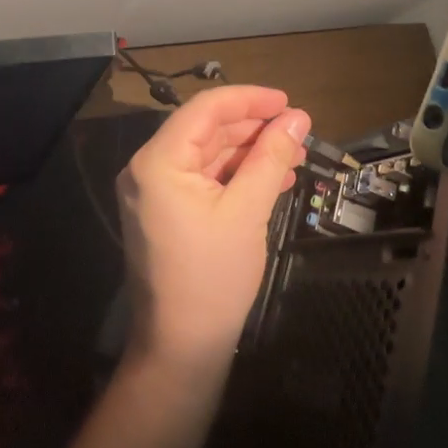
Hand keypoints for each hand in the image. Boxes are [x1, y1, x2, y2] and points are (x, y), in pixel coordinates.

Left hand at [117, 85, 309, 364]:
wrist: (181, 347)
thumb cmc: (212, 276)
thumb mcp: (247, 211)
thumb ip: (271, 157)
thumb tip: (298, 117)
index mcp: (158, 161)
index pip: (205, 109)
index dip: (249, 99)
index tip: (288, 102)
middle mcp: (149, 168)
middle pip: (206, 129)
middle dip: (253, 126)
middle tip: (297, 129)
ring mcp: (156, 192)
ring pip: (209, 153)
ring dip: (250, 151)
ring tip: (293, 154)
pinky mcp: (167, 212)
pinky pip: (205, 178)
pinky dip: (238, 175)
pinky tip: (274, 180)